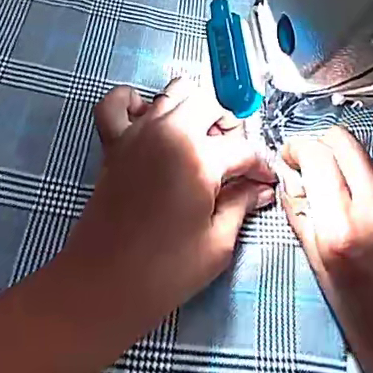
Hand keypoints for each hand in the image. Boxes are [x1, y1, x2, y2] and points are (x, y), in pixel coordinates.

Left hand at [55, 78, 275, 333]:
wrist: (107, 280)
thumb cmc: (167, 269)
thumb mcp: (217, 242)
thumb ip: (240, 204)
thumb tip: (260, 188)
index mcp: (199, 156)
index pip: (242, 147)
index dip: (259, 165)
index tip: (265, 180)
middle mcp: (169, 132)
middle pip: (208, 103)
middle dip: (227, 125)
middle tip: (231, 158)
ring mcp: (138, 131)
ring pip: (171, 93)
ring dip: (190, 109)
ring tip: (198, 140)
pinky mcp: (113, 140)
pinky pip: (118, 101)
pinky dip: (133, 102)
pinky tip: (147, 120)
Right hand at [281, 128, 372, 372]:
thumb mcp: (324, 275)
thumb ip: (304, 220)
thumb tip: (290, 184)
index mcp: (342, 228)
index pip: (315, 154)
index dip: (297, 148)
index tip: (291, 158)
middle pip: (343, 140)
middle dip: (322, 145)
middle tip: (313, 166)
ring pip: (366, 164)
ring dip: (349, 173)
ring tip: (349, 211)